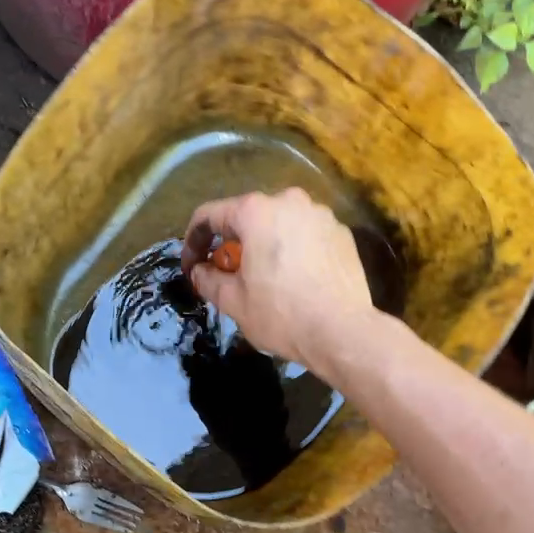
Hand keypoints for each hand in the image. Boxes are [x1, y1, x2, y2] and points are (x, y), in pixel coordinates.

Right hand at [182, 188, 376, 372]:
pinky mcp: (341, 232)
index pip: (209, 215)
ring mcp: (320, 214)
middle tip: (227, 275)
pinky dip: (292, 251)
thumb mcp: (234, 302)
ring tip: (262, 278)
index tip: (192, 267)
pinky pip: (305, 235)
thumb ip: (209, 280)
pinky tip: (293, 281)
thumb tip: (199, 272)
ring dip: (263, 246)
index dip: (192, 242)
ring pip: (279, 224)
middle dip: (231, 244)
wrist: (342, 331)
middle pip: (247, 217)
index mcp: (256, 212)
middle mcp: (289, 201)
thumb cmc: (281, 314)